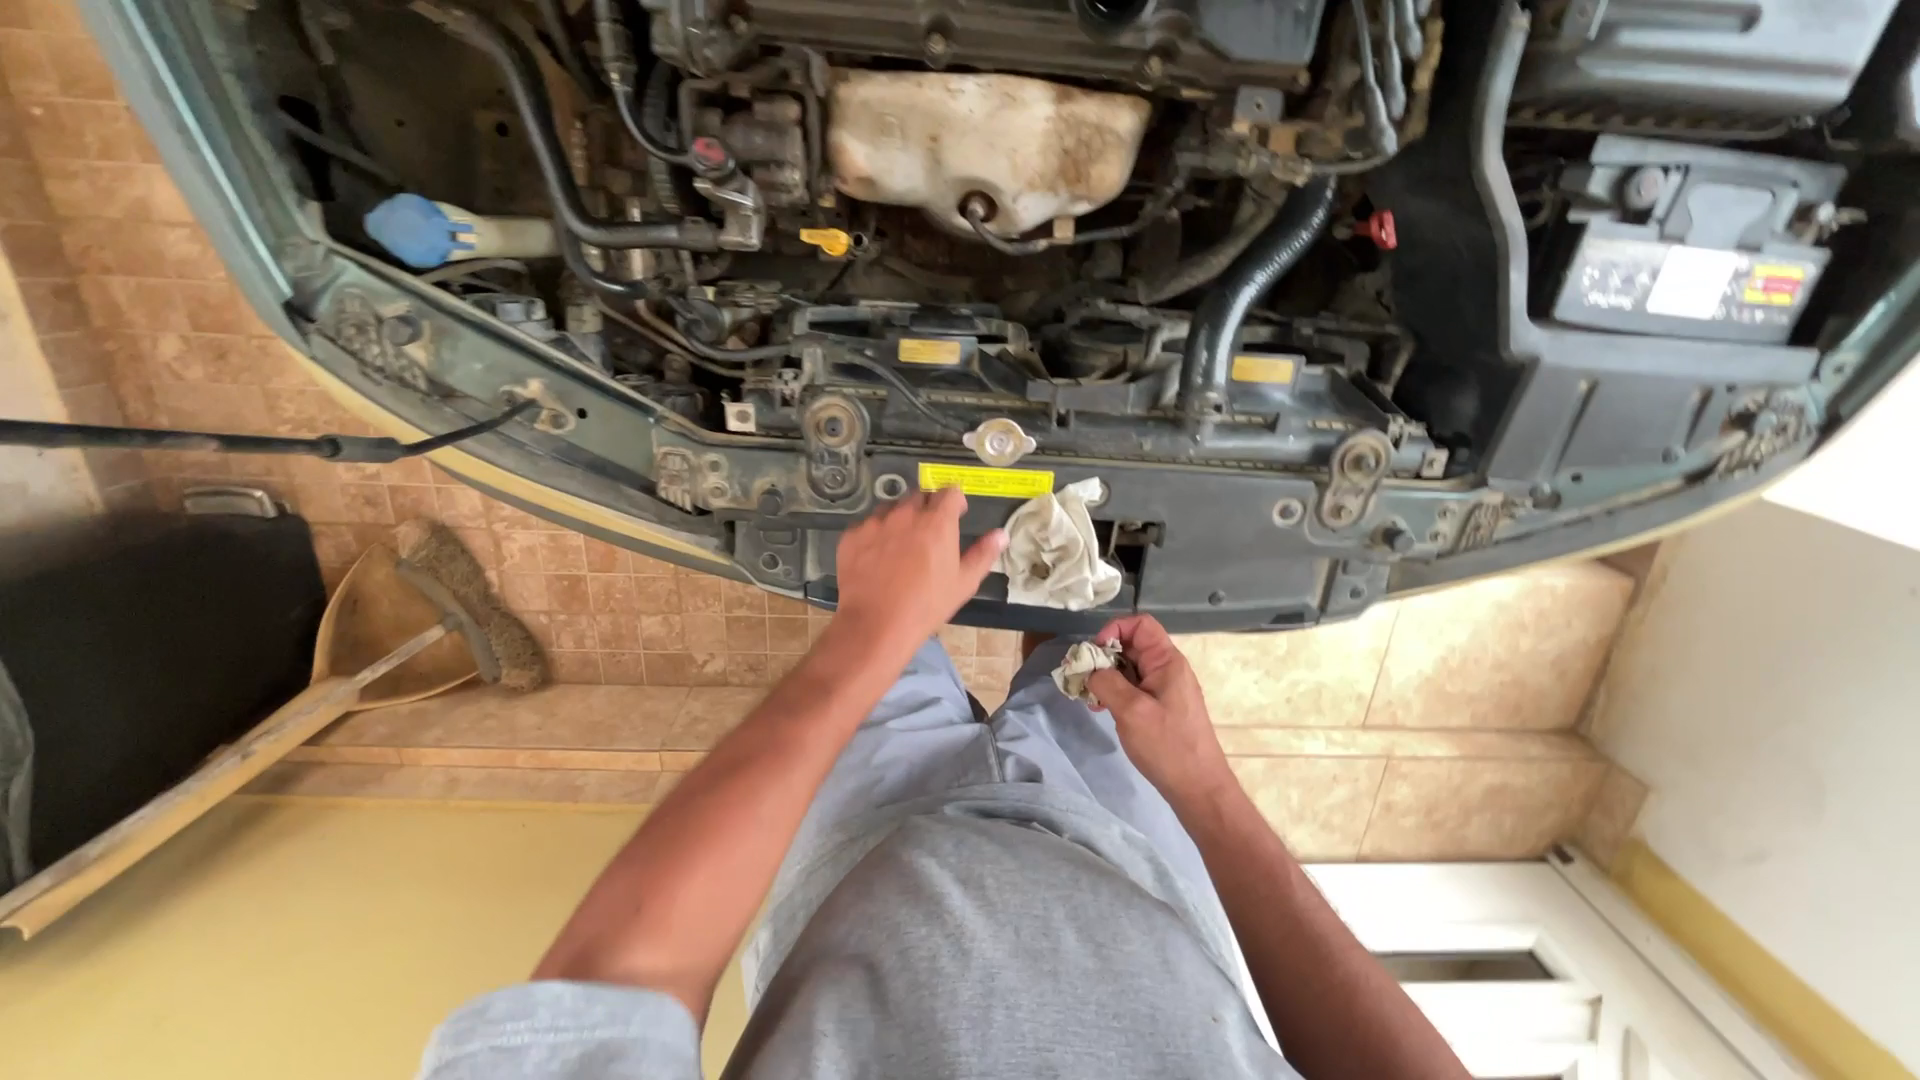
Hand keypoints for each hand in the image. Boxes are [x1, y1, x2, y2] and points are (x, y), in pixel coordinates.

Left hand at [832, 487, 1006, 648]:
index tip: (957, 514)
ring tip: (901, 544)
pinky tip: (876, 556)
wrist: (876, 624)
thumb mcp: (963, 583)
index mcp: (937, 522)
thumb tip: (1001, 535)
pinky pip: (867, 525)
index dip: (955, 501)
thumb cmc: (926, 605)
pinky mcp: (852, 536)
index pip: (949, 492)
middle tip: (928, 533)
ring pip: (891, 508)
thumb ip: (983, 554)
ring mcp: (875, 523)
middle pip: (919, 496)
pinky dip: (875, 534)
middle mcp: (906, 514)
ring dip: (900, 518)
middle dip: (927, 507)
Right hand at [1088, 615, 1232, 799]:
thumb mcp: (1131, 710)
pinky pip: (1134, 687)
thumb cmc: (1167, 746)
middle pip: (1132, 645)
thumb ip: (1107, 682)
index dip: (1114, 630)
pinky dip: (1116, 693)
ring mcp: (1165, 689)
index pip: (1140, 624)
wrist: (1198, 788)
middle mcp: (1168, 669)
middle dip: (1104, 657)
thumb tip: (1090, 668)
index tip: (1094, 655)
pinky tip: (1102, 709)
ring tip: (1091, 699)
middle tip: (1085, 680)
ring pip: (1130, 668)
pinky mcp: (1161, 707)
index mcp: (1167, 661)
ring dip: (1107, 677)